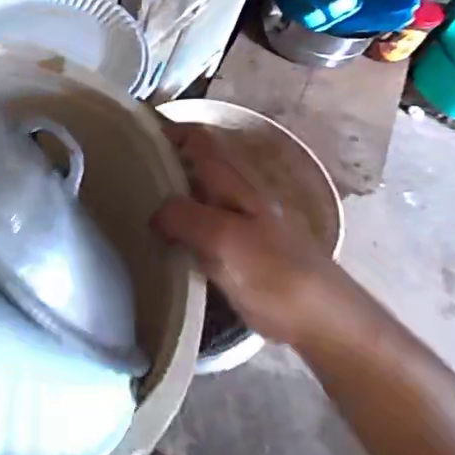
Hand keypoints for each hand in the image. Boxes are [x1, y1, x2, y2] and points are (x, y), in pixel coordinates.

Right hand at [151, 124, 343, 347]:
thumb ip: (183, 216)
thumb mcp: (221, 240)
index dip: (168, 130)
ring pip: (201, 198)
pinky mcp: (249, 255)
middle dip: (164, 164)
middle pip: (197, 167)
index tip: (134, 136)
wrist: (328, 324)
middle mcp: (240, 196)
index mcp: (234, 183)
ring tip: (139, 210)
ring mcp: (247, 225)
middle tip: (127, 177)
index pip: (197, 139)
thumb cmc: (275, 275)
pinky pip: (207, 229)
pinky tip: (169, 246)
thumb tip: (155, 211)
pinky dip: (185, 229)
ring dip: (173, 198)